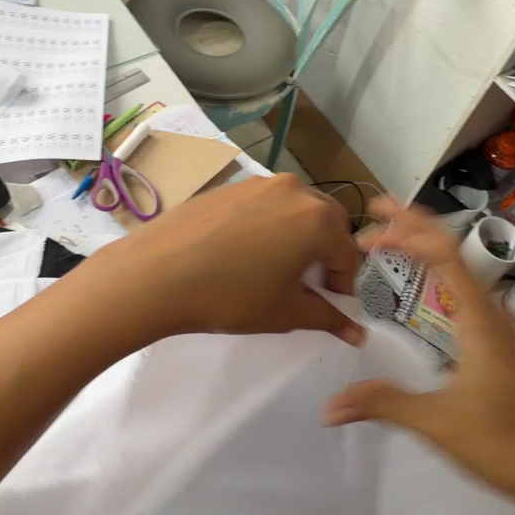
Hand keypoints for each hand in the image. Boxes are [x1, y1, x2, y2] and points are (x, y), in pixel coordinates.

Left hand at [80, 173, 364, 346]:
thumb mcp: (285, 313)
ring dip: (296, 237)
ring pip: (295, 210)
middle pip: (326, 223)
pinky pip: (264, 205)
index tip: (328, 307)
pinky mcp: (231, 185)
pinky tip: (242, 254)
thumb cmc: (231, 296)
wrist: (157, 272)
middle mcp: (295, 190)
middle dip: (323, 254)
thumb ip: (327, 317)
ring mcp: (260, 182)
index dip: (341, 285)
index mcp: (319, 218)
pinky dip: (268, 226)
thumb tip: (356, 332)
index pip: (347, 254)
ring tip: (272, 270)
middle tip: (303, 288)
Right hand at [322, 199, 514, 512]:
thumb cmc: (508, 443)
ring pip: (460, 273)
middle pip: (452, 253)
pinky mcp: (501, 350)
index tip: (371, 220)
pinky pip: (465, 295)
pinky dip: (438, 278)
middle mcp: (491, 315)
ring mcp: (500, 332)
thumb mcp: (438, 423)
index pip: (442, 253)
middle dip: (413, 228)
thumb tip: (328, 406)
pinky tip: (426, 296)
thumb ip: (385, 404)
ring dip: (426, 251)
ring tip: (393, 244)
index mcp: (479, 319)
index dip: (406, 230)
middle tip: (375, 216)